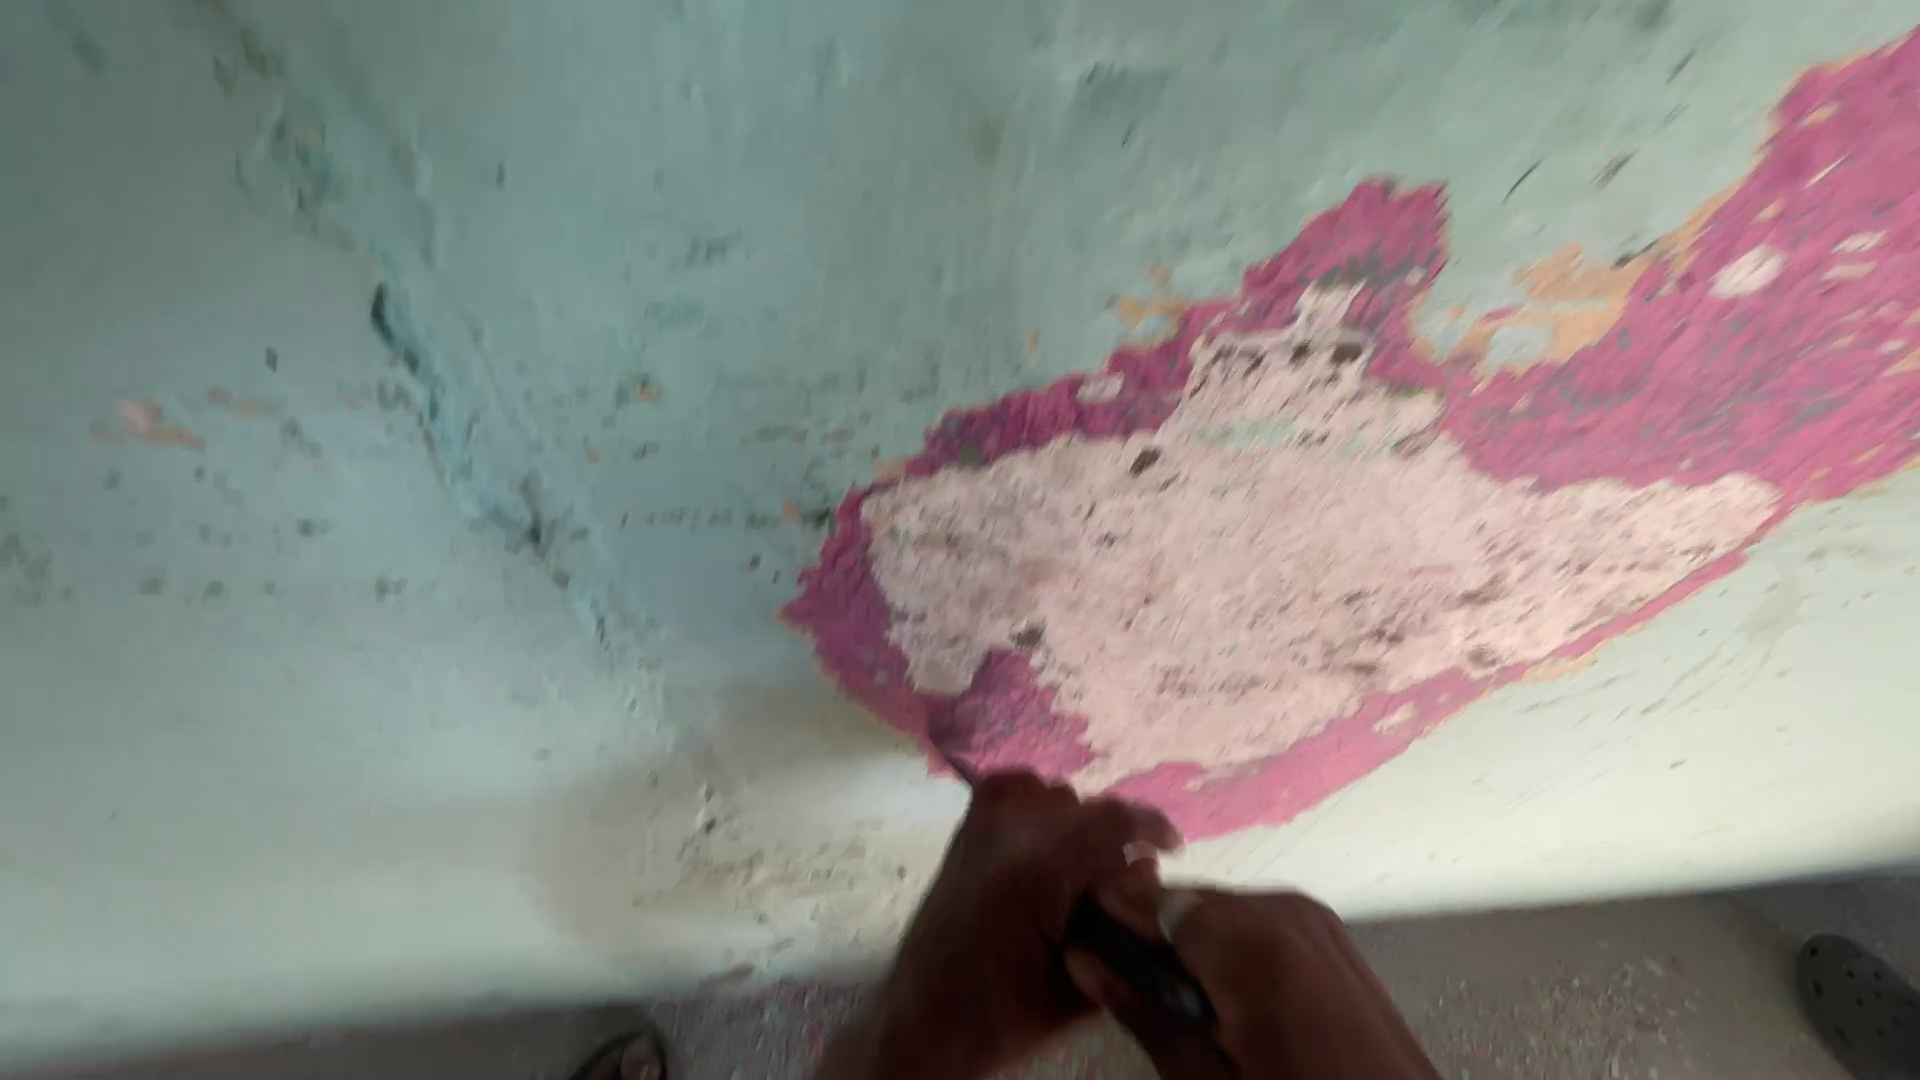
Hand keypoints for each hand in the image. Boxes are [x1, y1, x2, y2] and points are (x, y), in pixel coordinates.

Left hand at [813, 770, 1180, 1079]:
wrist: (924, 1015)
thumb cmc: (1002, 1013)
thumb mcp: (1076, 982)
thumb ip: (1118, 921)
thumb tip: (1146, 868)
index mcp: (1039, 870)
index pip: (1111, 819)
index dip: (1152, 825)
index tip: (1173, 846)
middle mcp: (1009, 832)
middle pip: (1085, 806)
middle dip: (1114, 836)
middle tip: (1126, 875)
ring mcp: (981, 824)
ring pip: (1052, 795)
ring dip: (1077, 823)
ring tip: (1085, 865)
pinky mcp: (965, 828)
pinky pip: (1013, 787)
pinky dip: (1036, 801)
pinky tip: (1046, 836)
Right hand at [1066, 882, 1440, 1078]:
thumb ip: (1143, 1012)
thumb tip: (1083, 959)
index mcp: (1253, 945)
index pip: (1156, 901)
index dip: (1112, 914)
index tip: (1078, 933)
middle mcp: (1283, 909)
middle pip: (1187, 901)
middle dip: (1150, 930)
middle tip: (1123, 977)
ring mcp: (1311, 915)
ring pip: (1218, 908)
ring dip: (1188, 939)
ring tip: (1176, 995)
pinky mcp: (1327, 930)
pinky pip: (1253, 919)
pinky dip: (1226, 943)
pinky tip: (1222, 993)